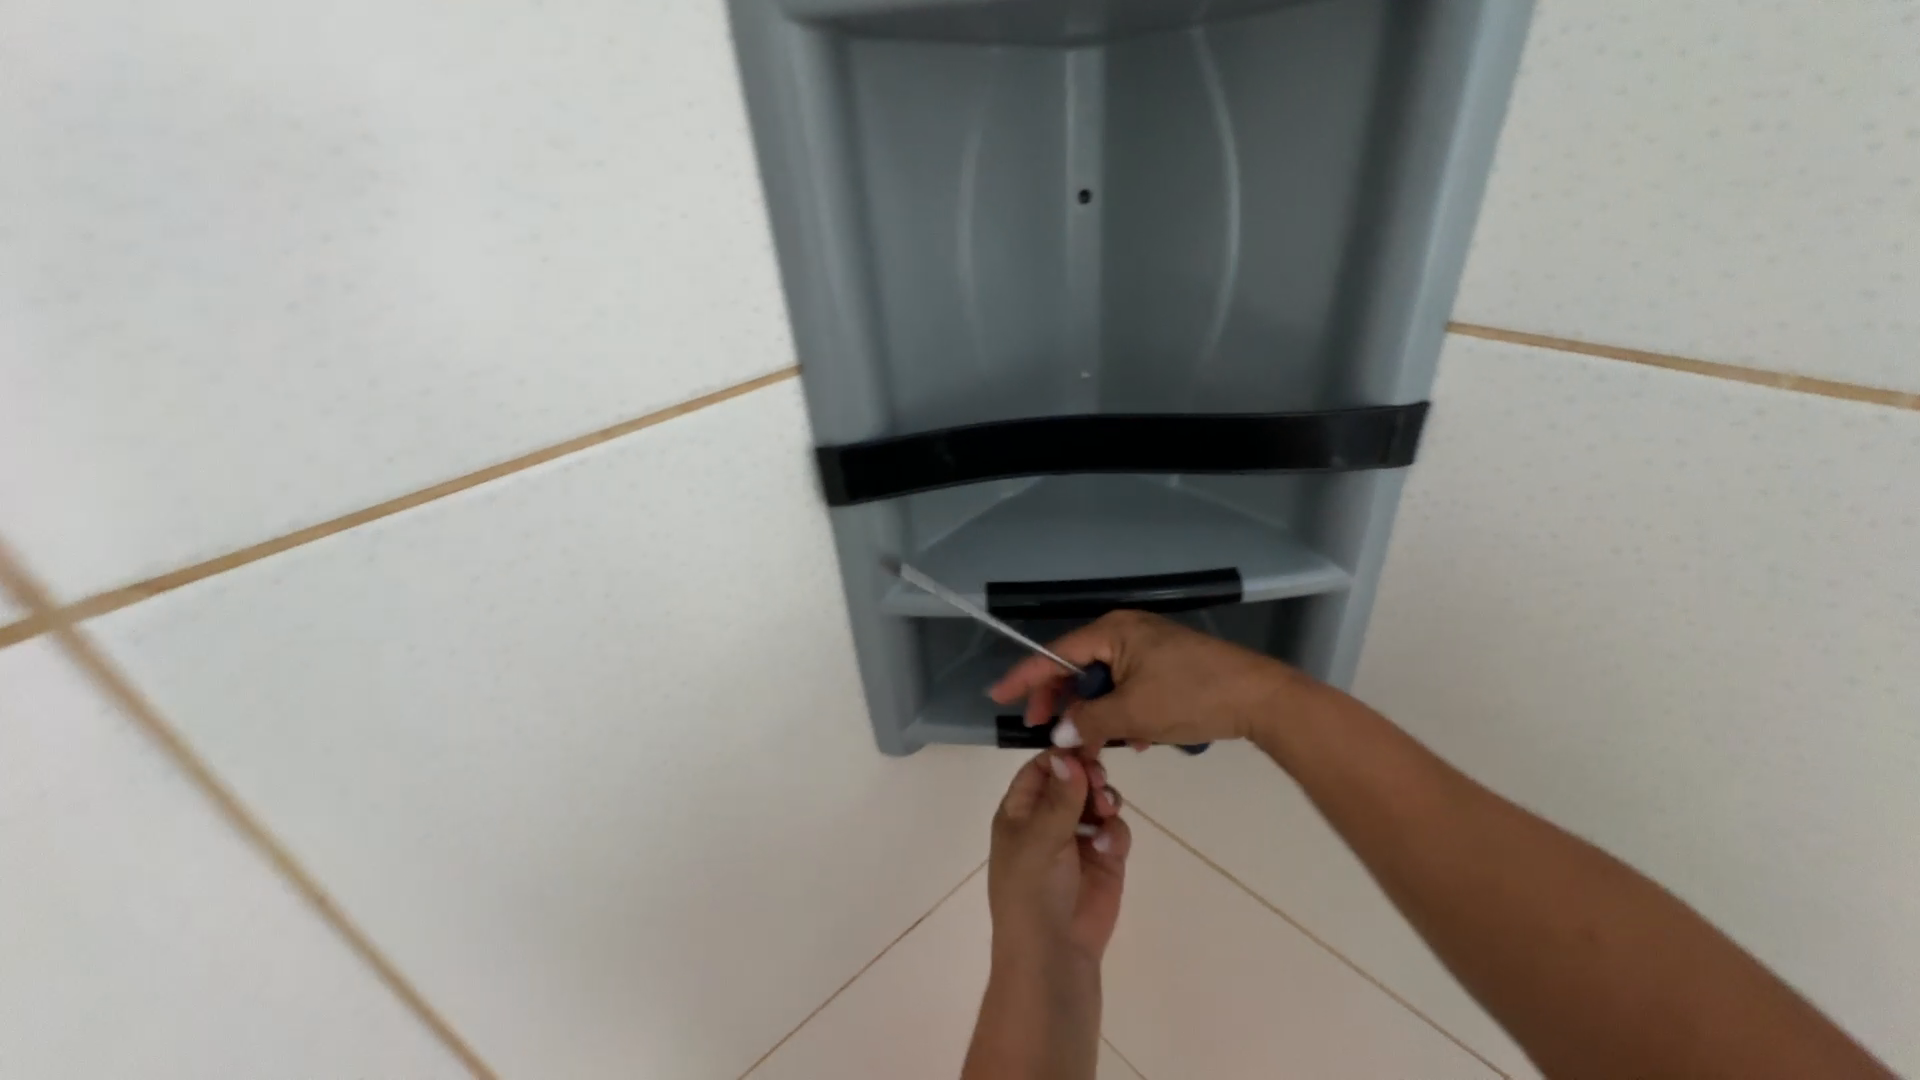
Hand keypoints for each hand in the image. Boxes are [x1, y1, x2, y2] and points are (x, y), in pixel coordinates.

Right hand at [988, 609, 1320, 751]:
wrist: (1261, 699)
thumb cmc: (1192, 698)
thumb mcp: (1133, 715)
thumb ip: (1088, 722)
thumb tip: (1059, 732)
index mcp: (1113, 632)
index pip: (1055, 653)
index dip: (1025, 677)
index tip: (998, 696)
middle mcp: (1126, 631)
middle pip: (1077, 666)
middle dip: (1063, 701)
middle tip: (1045, 729)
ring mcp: (1148, 646)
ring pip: (1104, 680)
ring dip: (1096, 713)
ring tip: (1095, 745)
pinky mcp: (1167, 663)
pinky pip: (1129, 685)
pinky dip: (1123, 711)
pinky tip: (1135, 741)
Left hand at [988, 751, 1131, 962]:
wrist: (1055, 955)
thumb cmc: (1032, 891)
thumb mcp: (1039, 839)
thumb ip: (1059, 796)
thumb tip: (1067, 754)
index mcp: (1019, 812)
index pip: (1041, 769)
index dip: (1063, 756)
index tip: (1087, 746)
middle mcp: (1048, 820)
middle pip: (1074, 779)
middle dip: (1090, 775)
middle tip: (1100, 780)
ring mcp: (1078, 839)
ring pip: (1098, 799)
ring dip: (1105, 800)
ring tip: (1106, 811)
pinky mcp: (1105, 859)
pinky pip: (1115, 829)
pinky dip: (1115, 833)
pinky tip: (1108, 848)